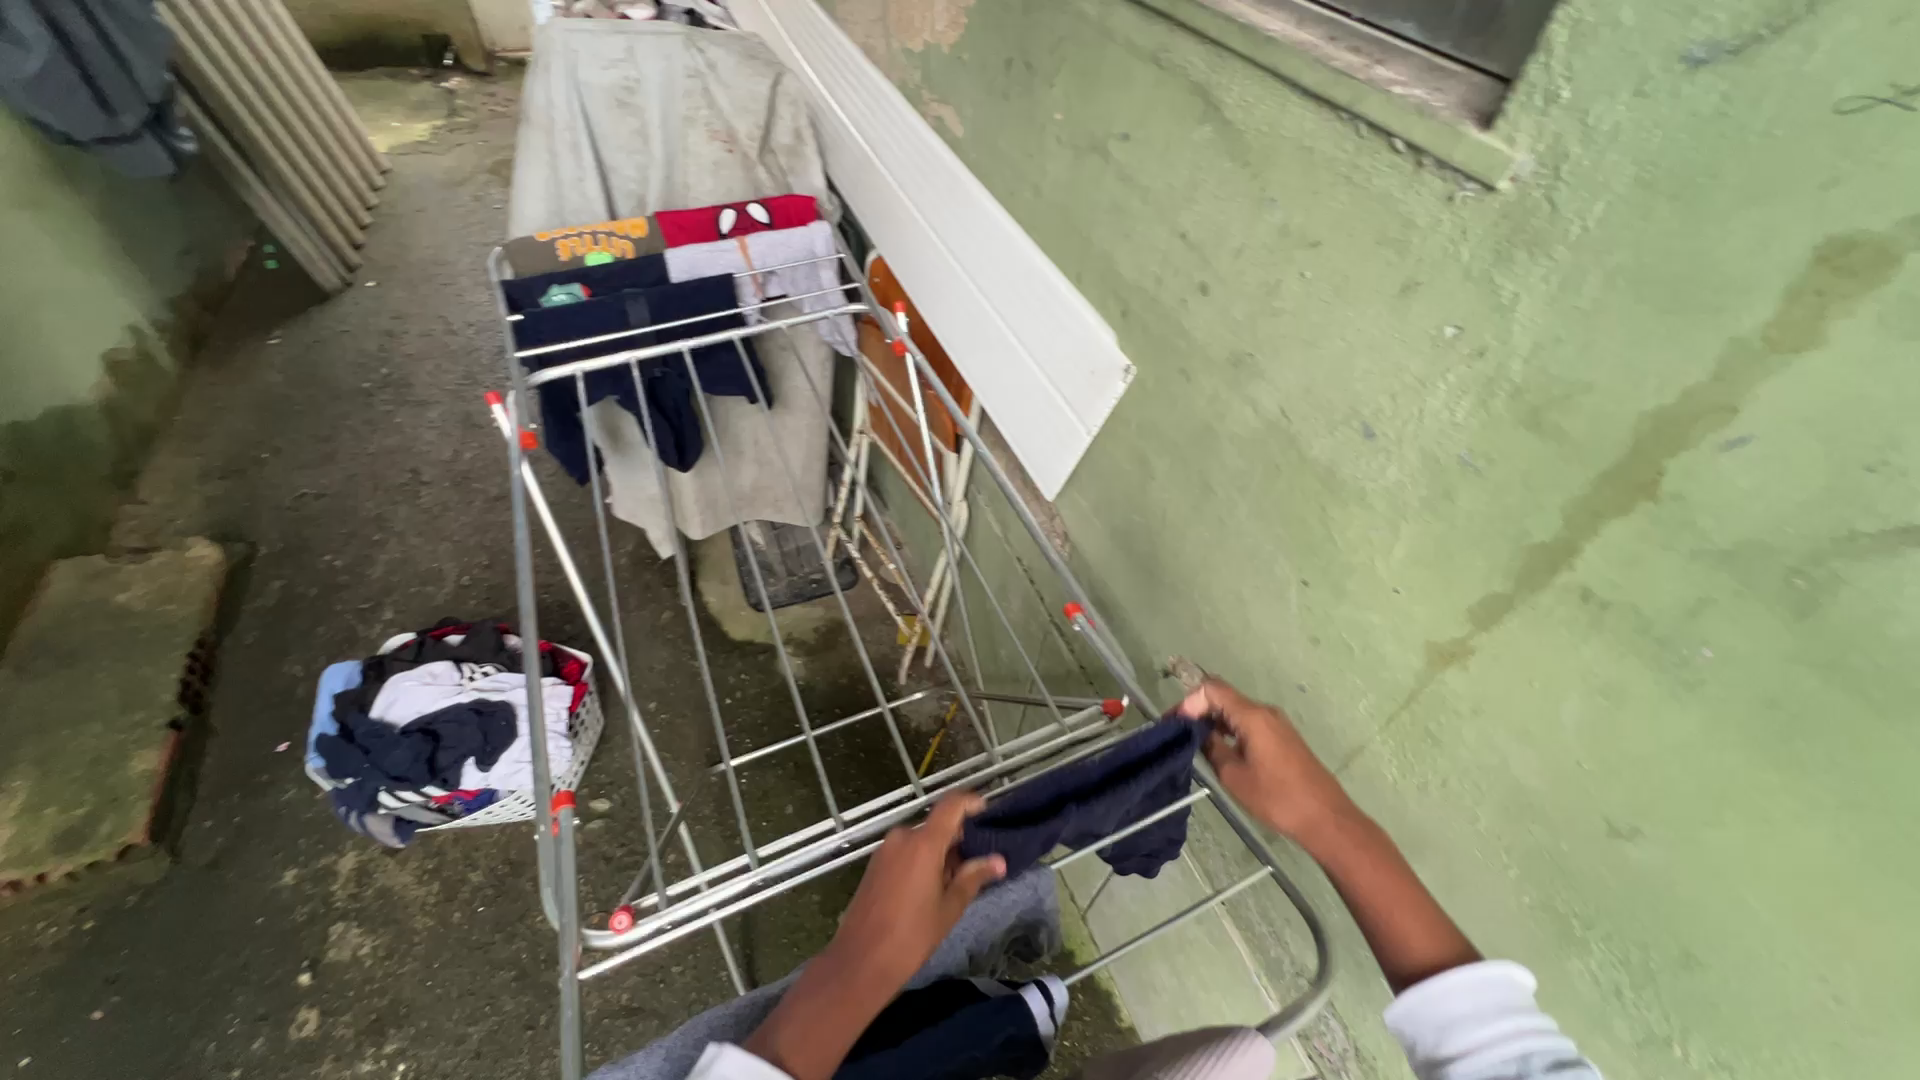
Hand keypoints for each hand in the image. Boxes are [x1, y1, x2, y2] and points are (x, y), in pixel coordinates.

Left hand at [823, 793, 1006, 987]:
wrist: (860, 961)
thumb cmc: (911, 936)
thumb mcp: (949, 908)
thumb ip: (973, 877)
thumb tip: (998, 861)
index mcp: (923, 843)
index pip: (951, 804)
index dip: (972, 803)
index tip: (989, 813)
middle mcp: (902, 837)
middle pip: (938, 825)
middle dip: (959, 840)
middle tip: (979, 864)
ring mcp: (885, 849)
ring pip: (922, 840)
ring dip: (941, 853)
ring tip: (957, 882)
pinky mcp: (876, 863)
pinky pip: (906, 851)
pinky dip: (923, 860)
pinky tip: (931, 888)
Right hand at [1179, 677, 1357, 846]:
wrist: (1325, 818)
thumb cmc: (1277, 797)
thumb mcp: (1233, 775)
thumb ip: (1212, 748)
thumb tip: (1198, 734)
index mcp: (1252, 716)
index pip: (1212, 690)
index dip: (1188, 702)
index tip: (1174, 724)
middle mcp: (1265, 712)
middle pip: (1223, 698)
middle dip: (1197, 711)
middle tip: (1177, 733)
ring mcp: (1276, 724)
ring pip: (1236, 711)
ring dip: (1213, 722)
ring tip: (1193, 743)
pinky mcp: (1282, 738)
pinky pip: (1249, 723)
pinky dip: (1230, 730)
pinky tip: (1220, 750)